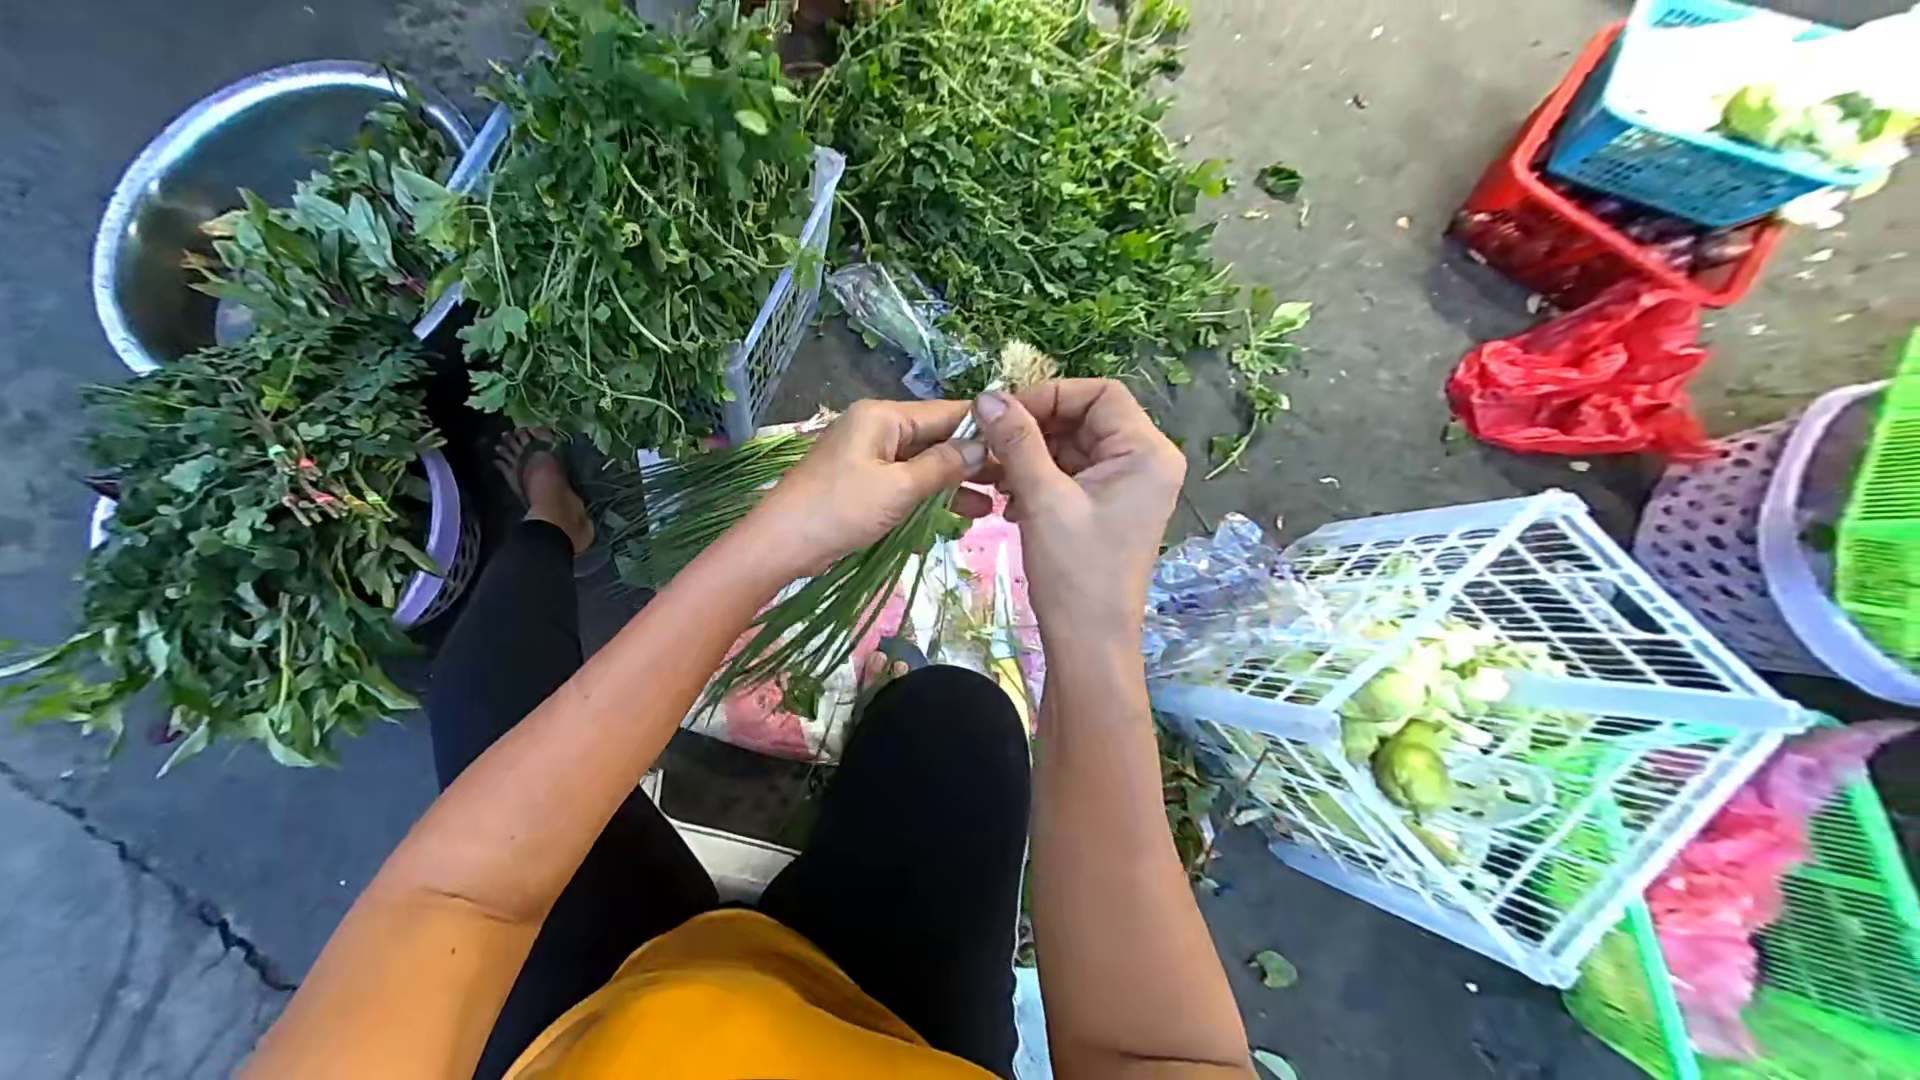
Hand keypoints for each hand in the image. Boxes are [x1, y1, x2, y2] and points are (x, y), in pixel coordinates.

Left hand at [741, 399, 992, 577]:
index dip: (981, 429)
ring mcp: (869, 457)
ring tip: (990, 508)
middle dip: (970, 462)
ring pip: (923, 465)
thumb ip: (942, 466)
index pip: (945, 413)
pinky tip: (957, 518)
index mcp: (883, 417)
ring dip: (953, 485)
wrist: (780, 545)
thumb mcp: (897, 488)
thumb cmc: (840, 510)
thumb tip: (981, 446)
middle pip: (935, 439)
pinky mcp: (864, 483)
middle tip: (1009, 483)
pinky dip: (928, 498)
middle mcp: (877, 429)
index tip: (1017, 445)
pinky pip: (905, 484)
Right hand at [973, 379, 1186, 645]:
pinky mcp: (1106, 508)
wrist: (1088, 641)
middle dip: (1034, 429)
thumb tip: (987, 396)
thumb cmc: (1075, 570)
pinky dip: (1037, 479)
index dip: (1051, 395)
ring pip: (1071, 448)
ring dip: (1029, 456)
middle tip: (989, 446)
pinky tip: (1008, 501)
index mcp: (1147, 452)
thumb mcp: (1043, 498)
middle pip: (1084, 420)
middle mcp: (1144, 462)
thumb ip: (1017, 440)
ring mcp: (1126, 487)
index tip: (1005, 414)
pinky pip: (1069, 475)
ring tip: (993, 478)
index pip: (1100, 394)